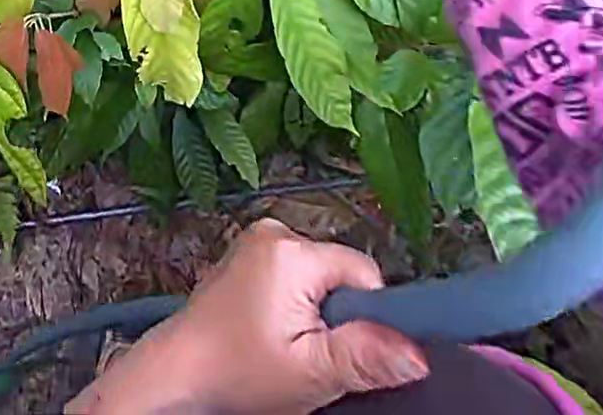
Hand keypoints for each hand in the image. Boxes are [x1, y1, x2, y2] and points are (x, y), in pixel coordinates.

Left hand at [67, 220, 427, 414]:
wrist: (182, 365)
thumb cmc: (242, 369)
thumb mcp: (312, 371)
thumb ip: (366, 355)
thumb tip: (420, 352)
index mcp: (291, 249)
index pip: (365, 272)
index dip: (368, 315)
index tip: (345, 347)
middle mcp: (273, 230)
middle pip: (340, 272)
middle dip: (339, 314)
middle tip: (310, 350)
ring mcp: (255, 239)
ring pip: (318, 275)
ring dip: (316, 311)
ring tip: (288, 342)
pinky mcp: (246, 253)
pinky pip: (292, 273)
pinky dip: (294, 301)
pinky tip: (272, 328)